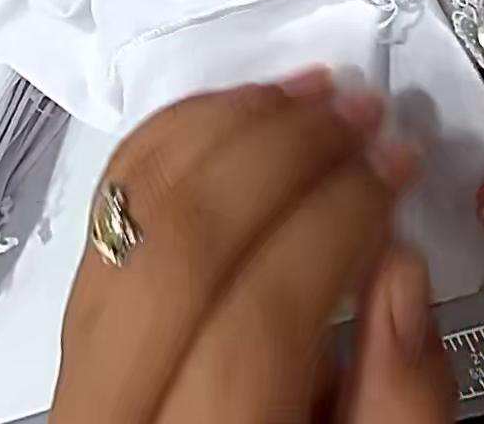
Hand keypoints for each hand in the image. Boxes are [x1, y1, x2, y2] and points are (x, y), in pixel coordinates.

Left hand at [51, 72, 456, 423]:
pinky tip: (246, 101)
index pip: (258, 317)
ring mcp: (81, 321)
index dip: (338, 221)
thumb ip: (399, 401)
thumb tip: (403, 268)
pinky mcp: (82, 272)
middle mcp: (112, 387)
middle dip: (289, 149)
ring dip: (238, 118)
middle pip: (191, 235)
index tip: (393, 165)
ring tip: (310, 91)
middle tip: (358, 112)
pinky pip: (122, 176)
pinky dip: (187, 122)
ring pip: (145, 188)